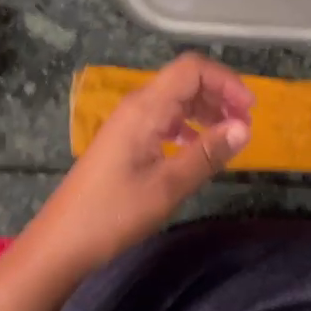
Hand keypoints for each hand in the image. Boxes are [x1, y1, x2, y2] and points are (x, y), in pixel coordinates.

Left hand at [28, 53, 253, 272]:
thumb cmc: (114, 213)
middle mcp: (138, 106)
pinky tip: (198, 150)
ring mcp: (130, 123)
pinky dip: (189, 126)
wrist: (61, 242)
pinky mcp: (126, 140)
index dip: (226, 81)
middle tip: (245, 126)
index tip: (249, 110)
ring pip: (177, 99)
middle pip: (186, 80)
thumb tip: (245, 127)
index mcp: (146, 108)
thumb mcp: (168, 186)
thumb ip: (207, 153)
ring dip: (207, 111)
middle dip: (220, 95)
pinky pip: (165, 118)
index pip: (192, 69)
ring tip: (229, 137)